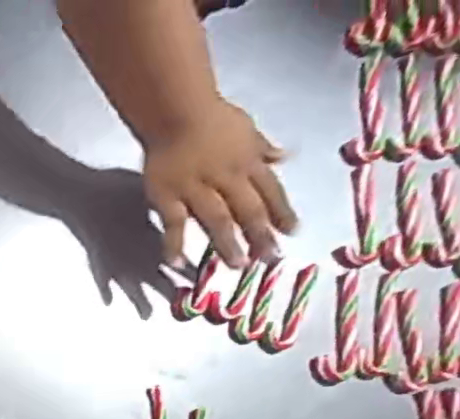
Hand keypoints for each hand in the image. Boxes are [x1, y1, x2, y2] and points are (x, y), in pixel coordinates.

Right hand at [142, 99, 296, 268]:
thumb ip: (261, 148)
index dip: (283, 212)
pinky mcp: (168, 197)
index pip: (271, 190)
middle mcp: (226, 178)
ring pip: (217, 219)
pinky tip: (177, 262)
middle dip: (260, 235)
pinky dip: (174, 243)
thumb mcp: (245, 128)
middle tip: (269, 258)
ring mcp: (196, 189)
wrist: (176, 112)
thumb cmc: (210, 119)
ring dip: (228, 243)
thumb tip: (283, 157)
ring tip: (237, 265)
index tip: (292, 232)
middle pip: (248, 210)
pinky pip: (173, 223)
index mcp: (247, 162)